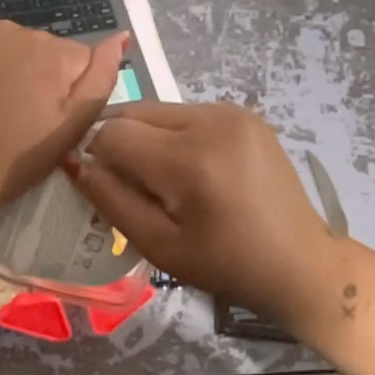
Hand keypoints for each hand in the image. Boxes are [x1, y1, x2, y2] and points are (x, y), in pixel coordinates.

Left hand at [0, 21, 127, 231]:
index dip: (71, 97)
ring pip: (6, 55)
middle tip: (22, 129)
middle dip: (39, 83)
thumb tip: (119, 38)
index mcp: (49, 50)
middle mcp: (10, 31)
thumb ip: (100, 80)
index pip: (81, 62)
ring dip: (7, 79)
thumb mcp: (69, 130)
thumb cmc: (12, 164)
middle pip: (42, 54)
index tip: (51, 127)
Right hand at [65, 101, 334, 325]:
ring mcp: (231, 112)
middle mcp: (210, 121)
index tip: (108, 189)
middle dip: (119, 144)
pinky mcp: (245, 114)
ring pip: (158, 110)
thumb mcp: (159, 246)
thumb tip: (74, 164)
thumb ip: (111, 200)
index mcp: (189, 160)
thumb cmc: (226, 265)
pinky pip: (187, 113)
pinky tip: (189, 170)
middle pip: (133, 112)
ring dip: (145, 138)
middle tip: (131, 185)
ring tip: (163, 180)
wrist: (300, 263)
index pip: (112, 133)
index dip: (97, 159)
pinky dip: (173, 135)